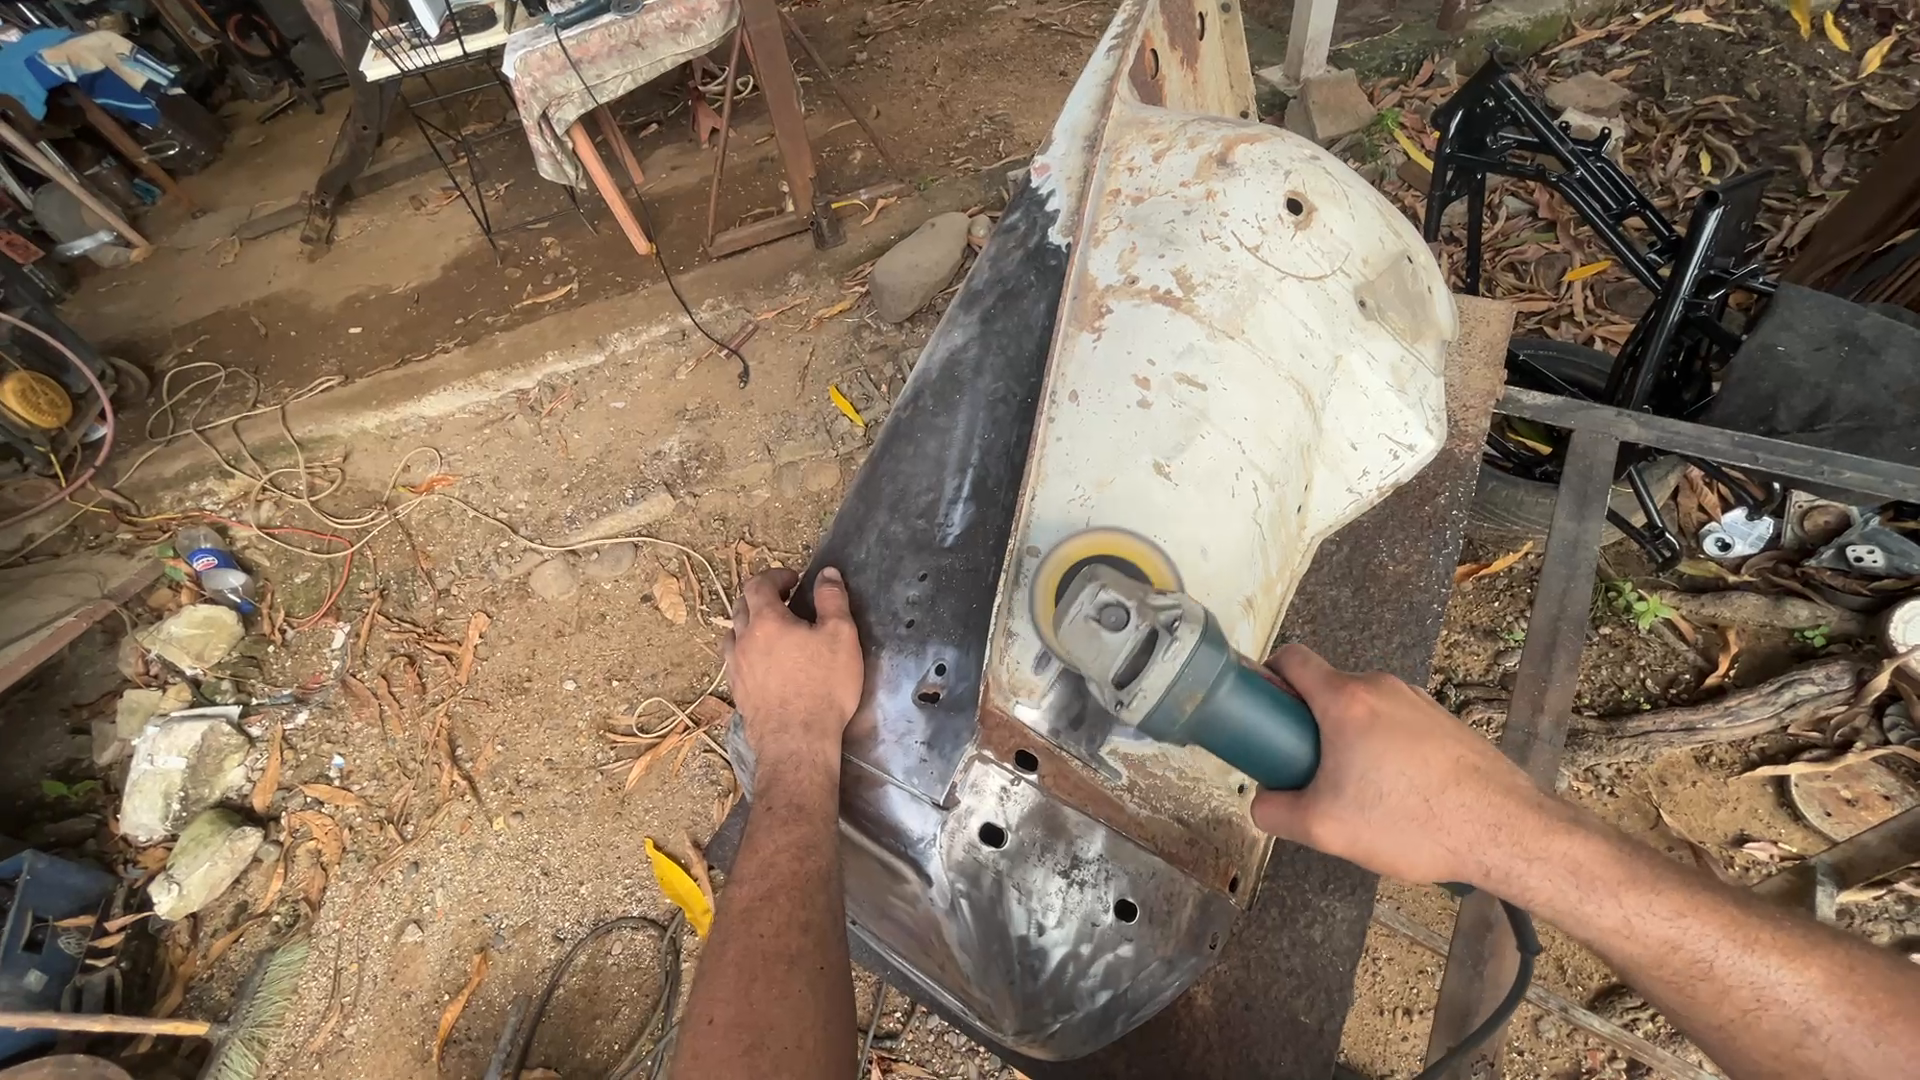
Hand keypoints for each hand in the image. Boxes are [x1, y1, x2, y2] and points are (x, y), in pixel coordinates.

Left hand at [723, 567, 864, 782]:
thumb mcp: (840, 636)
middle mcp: (743, 640)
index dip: (775, 576)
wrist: (796, 741)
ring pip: (733, 634)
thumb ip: (832, 600)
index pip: (759, 584)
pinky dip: (747, 650)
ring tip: (772, 629)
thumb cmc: (823, 685)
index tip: (794, 579)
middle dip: (761, 596)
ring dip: (750, 623)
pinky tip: (763, 661)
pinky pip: (735, 660)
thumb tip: (826, 573)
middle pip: (741, 606)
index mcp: (766, 620)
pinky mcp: (737, 691)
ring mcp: (735, 668)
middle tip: (785, 599)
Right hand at [1250, 644, 1558, 886]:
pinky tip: (1397, 789)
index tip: (1265, 708)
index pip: (1291, 657)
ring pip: (1362, 705)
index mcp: (1345, 699)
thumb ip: (1273, 813)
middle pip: (1326, 686)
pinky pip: (1396, 720)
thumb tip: (1261, 802)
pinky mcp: (1446, 721)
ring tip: (1355, 784)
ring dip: (1346, 733)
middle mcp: (1381, 687)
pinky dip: (1382, 743)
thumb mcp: (1324, 828)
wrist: (1511, 833)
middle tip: (1306, 763)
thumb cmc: (1412, 821)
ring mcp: (1419, 700)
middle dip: (1307, 718)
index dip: (1268, 675)